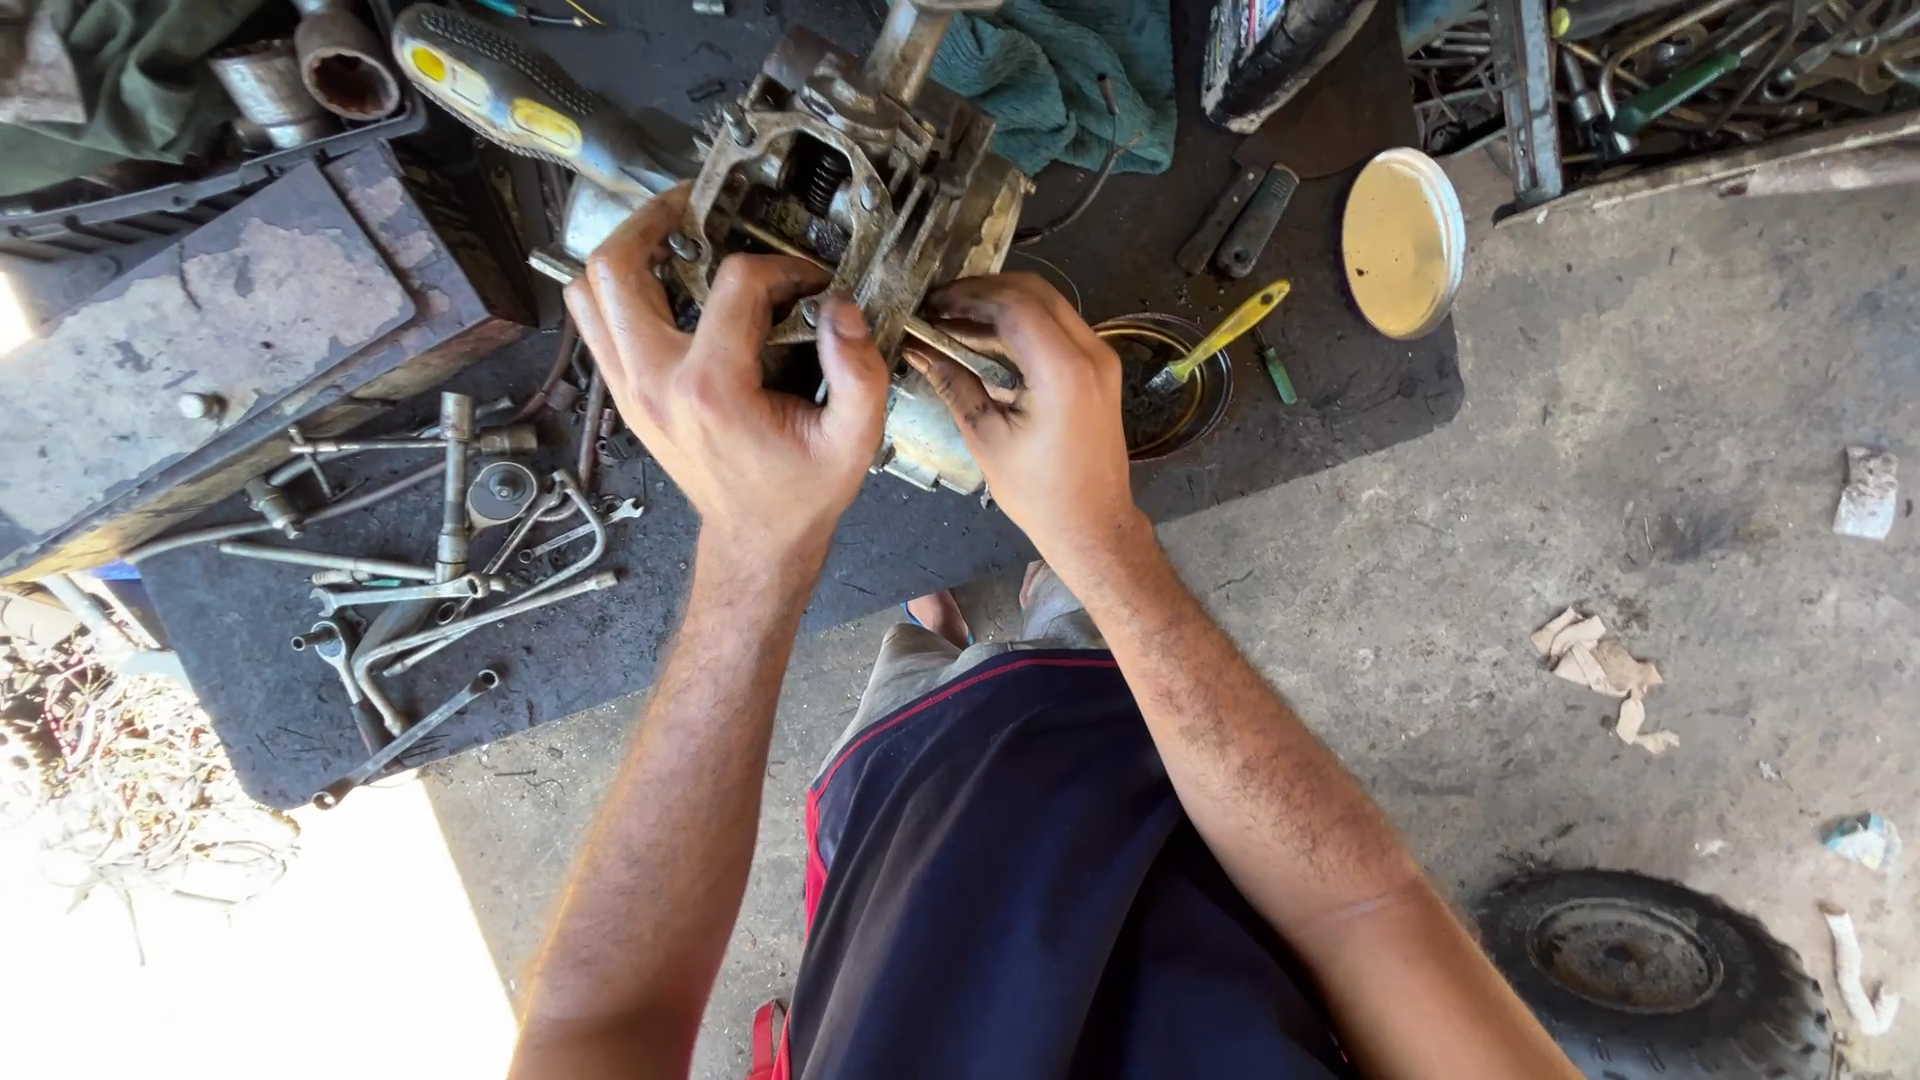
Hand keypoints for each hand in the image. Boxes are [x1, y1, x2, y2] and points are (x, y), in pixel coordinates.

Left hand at [566, 186, 888, 569]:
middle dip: (658, 222)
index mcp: (712, 389)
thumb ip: (860, 374)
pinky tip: (662, 288)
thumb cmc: (801, 493)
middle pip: (620, 267)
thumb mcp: (853, 441)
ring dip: (625, 252)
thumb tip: (842, 308)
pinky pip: (594, 323)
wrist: (756, 538)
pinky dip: (617, 292)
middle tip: (699, 211)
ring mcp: (629, 390)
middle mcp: (655, 383)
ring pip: (590, 291)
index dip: (782, 268)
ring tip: (671, 240)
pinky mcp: (625, 396)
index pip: (735, 285)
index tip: (810, 282)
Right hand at [906, 273, 1149, 571]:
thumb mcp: (987, 438)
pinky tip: (986, 337)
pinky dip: (1023, 324)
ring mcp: (1101, 358)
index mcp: (1062, 370)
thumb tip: (919, 351)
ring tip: (956, 318)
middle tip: (942, 303)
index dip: (969, 295)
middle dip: (984, 290)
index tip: (934, 303)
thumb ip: (955, 384)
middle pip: (1035, 292)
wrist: (1092, 523)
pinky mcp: (1099, 369)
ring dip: (1002, 305)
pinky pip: (1059, 328)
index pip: (1014, 304)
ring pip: (1049, 305)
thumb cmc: (1038, 492)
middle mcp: (1090, 352)